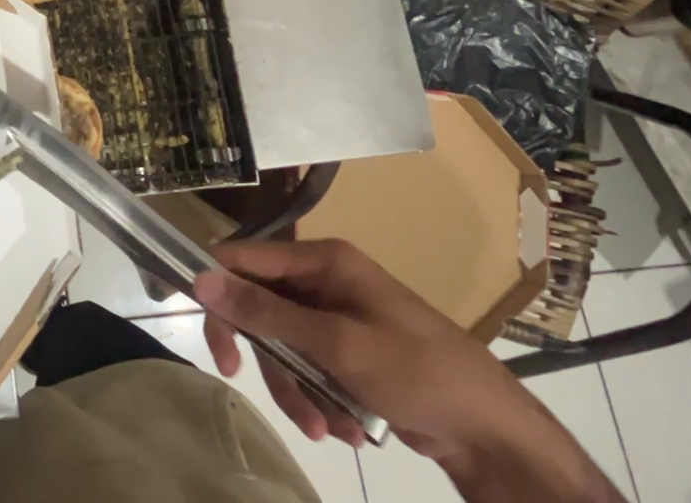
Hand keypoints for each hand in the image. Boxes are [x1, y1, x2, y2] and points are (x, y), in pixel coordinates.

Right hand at [194, 238, 622, 493]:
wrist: (490, 432)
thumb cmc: (416, 372)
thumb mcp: (335, 344)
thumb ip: (265, 312)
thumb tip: (200, 277)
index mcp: (322, 261)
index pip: (243, 258)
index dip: (216, 289)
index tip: (211, 336)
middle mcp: (322, 281)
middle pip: (257, 308)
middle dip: (265, 357)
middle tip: (243, 380)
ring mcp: (334, 318)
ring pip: (280, 346)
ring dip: (295, 390)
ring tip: (328, 429)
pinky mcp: (345, 353)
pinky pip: (306, 369)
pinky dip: (318, 400)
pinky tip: (346, 428)